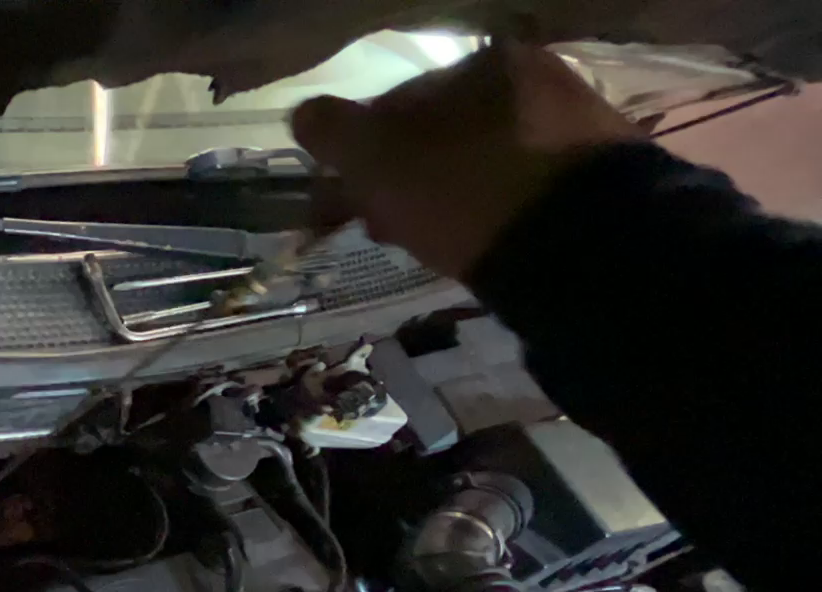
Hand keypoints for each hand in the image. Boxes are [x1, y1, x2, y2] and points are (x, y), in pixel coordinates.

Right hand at [290, 41, 643, 278]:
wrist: (569, 238)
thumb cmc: (457, 188)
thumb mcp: (375, 158)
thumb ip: (333, 131)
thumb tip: (303, 113)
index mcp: (478, 63)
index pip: (389, 106)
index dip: (353, 156)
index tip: (340, 199)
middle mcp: (527, 78)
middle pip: (427, 136)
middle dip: (390, 181)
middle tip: (372, 225)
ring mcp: (562, 121)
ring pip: (461, 161)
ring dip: (426, 197)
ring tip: (412, 238)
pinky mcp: (579, 169)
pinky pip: (500, 184)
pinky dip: (469, 208)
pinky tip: (458, 237)